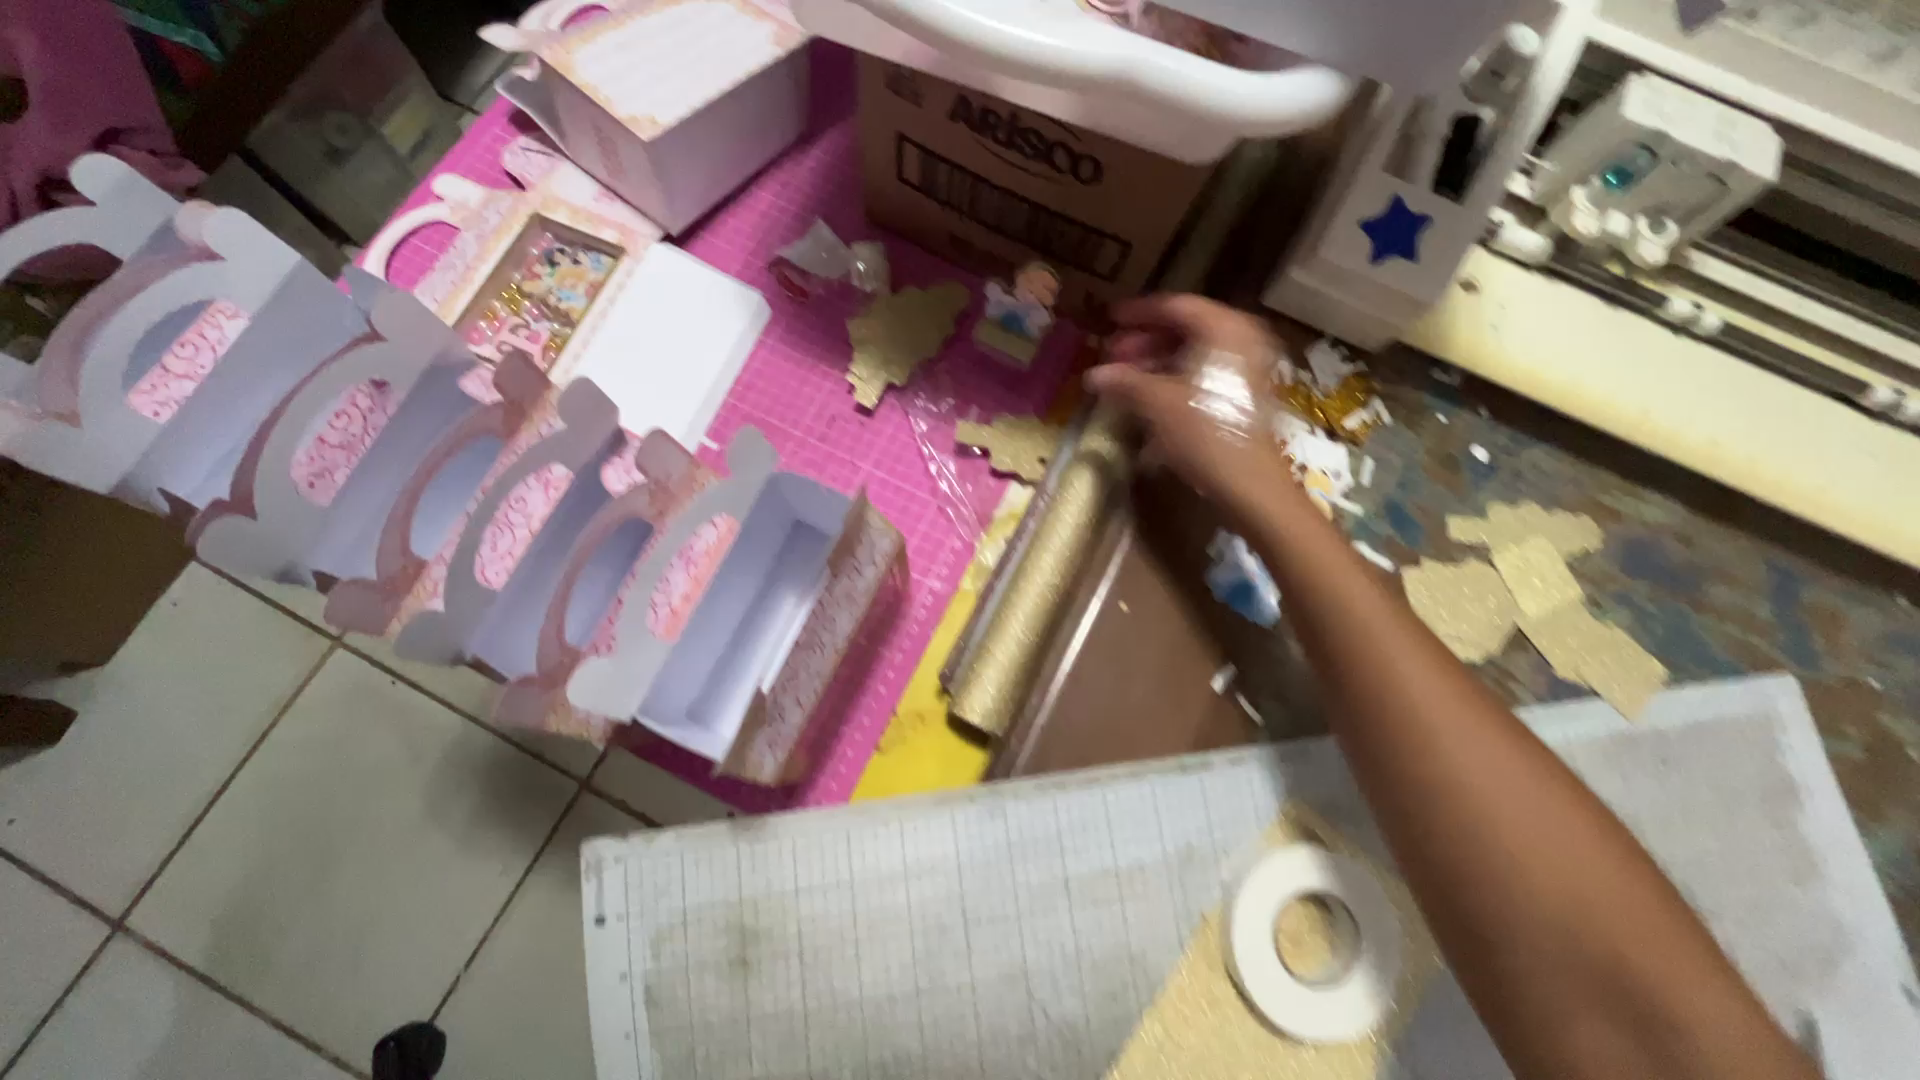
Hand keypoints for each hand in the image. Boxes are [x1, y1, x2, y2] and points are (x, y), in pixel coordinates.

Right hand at [1085, 294, 1312, 529]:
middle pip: (1186, 327)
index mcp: (1223, 328)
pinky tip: (1152, 396)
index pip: (1175, 305)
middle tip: (1114, 355)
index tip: (1110, 320)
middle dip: (1146, 340)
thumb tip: (1093, 375)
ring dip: (1159, 361)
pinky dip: (1177, 376)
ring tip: (1127, 379)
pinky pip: (1206, 371)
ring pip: (1195, 351)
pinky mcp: (1248, 392)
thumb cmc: (1205, 433)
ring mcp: (1249, 365)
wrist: (1249, 483)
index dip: (1138, 313)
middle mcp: (1242, 337)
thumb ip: (1124, 381)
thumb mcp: (1157, 403)